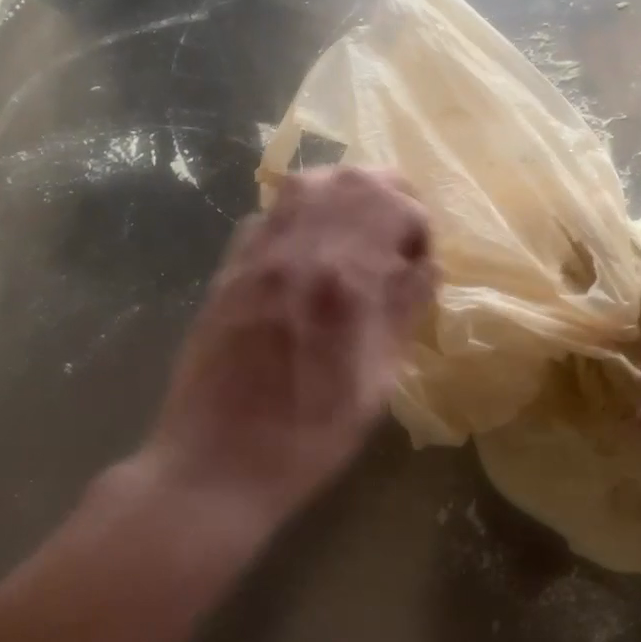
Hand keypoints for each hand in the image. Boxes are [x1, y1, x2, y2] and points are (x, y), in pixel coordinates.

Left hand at [0, 168, 434, 641]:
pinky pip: (272, 212)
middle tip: (392, 238)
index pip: (400, 208)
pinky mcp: (230, 264)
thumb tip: (425, 266)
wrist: (216, 463)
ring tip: (352, 236)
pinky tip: (306, 254)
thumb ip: (405, 309)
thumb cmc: (311, 433)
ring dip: (343, 196)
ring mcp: (260, 251)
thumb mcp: (380, 378)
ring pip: (309, 181)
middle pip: (356, 178)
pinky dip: (300, 216)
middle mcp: (303, 247)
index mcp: (347, 277)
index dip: (420, 230)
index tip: (418, 264)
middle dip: (388, 196)